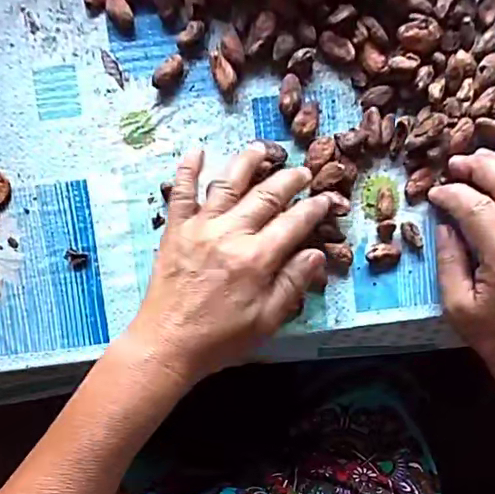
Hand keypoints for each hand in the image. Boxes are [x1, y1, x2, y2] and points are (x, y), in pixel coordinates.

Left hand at [122, 145, 344, 382]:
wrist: (167, 344)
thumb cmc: (220, 340)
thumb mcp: (267, 320)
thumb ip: (292, 284)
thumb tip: (316, 254)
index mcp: (257, 259)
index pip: (295, 222)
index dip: (315, 208)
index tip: (327, 198)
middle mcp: (231, 234)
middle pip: (267, 195)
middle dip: (290, 179)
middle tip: (303, 171)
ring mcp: (200, 228)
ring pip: (228, 182)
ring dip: (247, 161)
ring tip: (261, 148)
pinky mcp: (175, 231)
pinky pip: (181, 192)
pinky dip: (188, 169)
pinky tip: (197, 152)